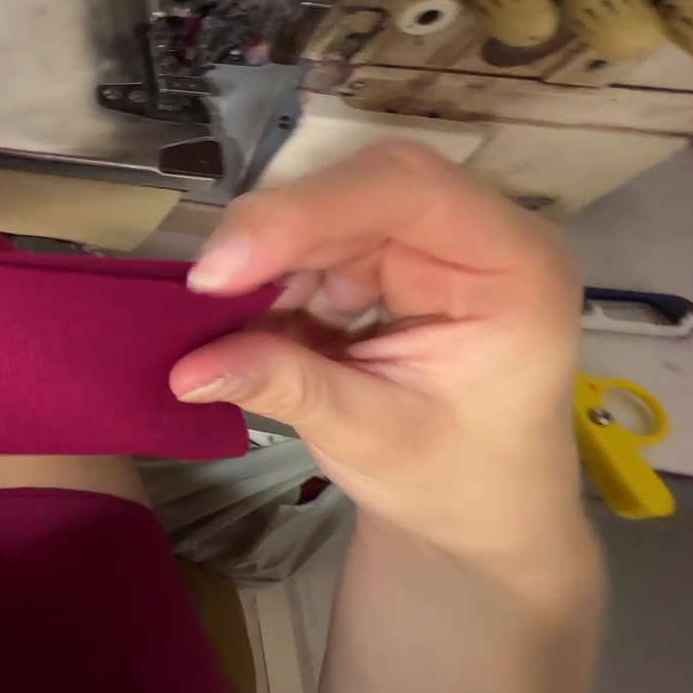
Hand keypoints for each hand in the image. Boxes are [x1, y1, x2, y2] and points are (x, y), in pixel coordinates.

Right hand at [169, 141, 585, 565]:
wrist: (471, 505)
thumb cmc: (456, 476)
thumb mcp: (371, 438)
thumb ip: (286, 388)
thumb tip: (186, 370)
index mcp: (506, 267)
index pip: (405, 191)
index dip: (302, 213)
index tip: (221, 273)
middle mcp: (458, 236)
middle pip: (345, 188)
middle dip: (266, 232)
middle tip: (204, 289)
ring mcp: (405, 244)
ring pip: (306, 210)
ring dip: (253, 260)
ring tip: (216, 317)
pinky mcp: (359, 260)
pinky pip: (288, 243)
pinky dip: (251, 278)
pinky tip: (237, 318)